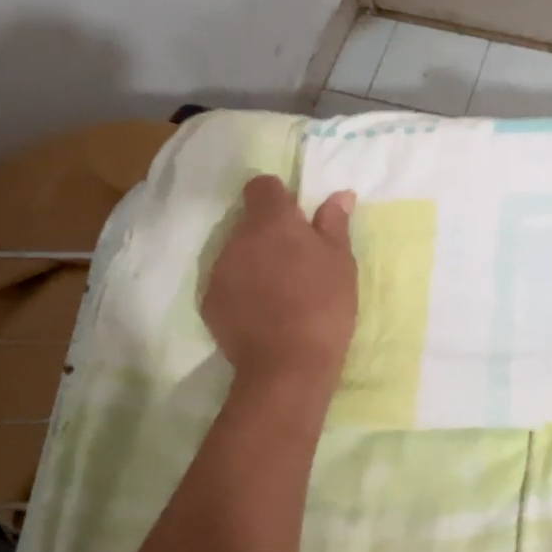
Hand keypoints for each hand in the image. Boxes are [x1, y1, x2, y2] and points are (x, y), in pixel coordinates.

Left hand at [201, 176, 357, 415]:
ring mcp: (219, 270)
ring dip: (255, 259)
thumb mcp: (341, 262)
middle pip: (249, 221)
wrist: (288, 365)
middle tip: (298, 258)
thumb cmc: (324, 305)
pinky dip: (243, 287)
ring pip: (237, 251)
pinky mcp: (210, 301)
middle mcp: (238, 238)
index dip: (278, 195)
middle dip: (269, 232)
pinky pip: (227, 281)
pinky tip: (264, 310)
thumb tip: (338, 195)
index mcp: (273, 222)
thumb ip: (334, 224)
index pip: (262, 186)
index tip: (297, 216)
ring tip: (281, 287)